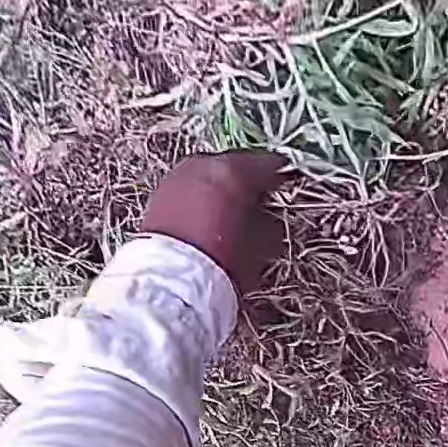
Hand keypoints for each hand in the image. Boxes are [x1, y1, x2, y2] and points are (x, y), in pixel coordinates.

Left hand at [141, 151, 289, 293]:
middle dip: (248, 181)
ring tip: (233, 210)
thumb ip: (271, 225)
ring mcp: (178, 176)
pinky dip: (203, 196)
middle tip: (260, 199)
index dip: (281, 175)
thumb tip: (272, 218)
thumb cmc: (223, 263)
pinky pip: (190, 187)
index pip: (267, 165)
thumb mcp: (260, 248)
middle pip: (235, 165)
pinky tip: (208, 216)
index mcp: (233, 173)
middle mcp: (204, 165)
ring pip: (210, 174)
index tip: (287, 183)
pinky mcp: (160, 193)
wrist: (173, 281)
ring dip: (223, 188)